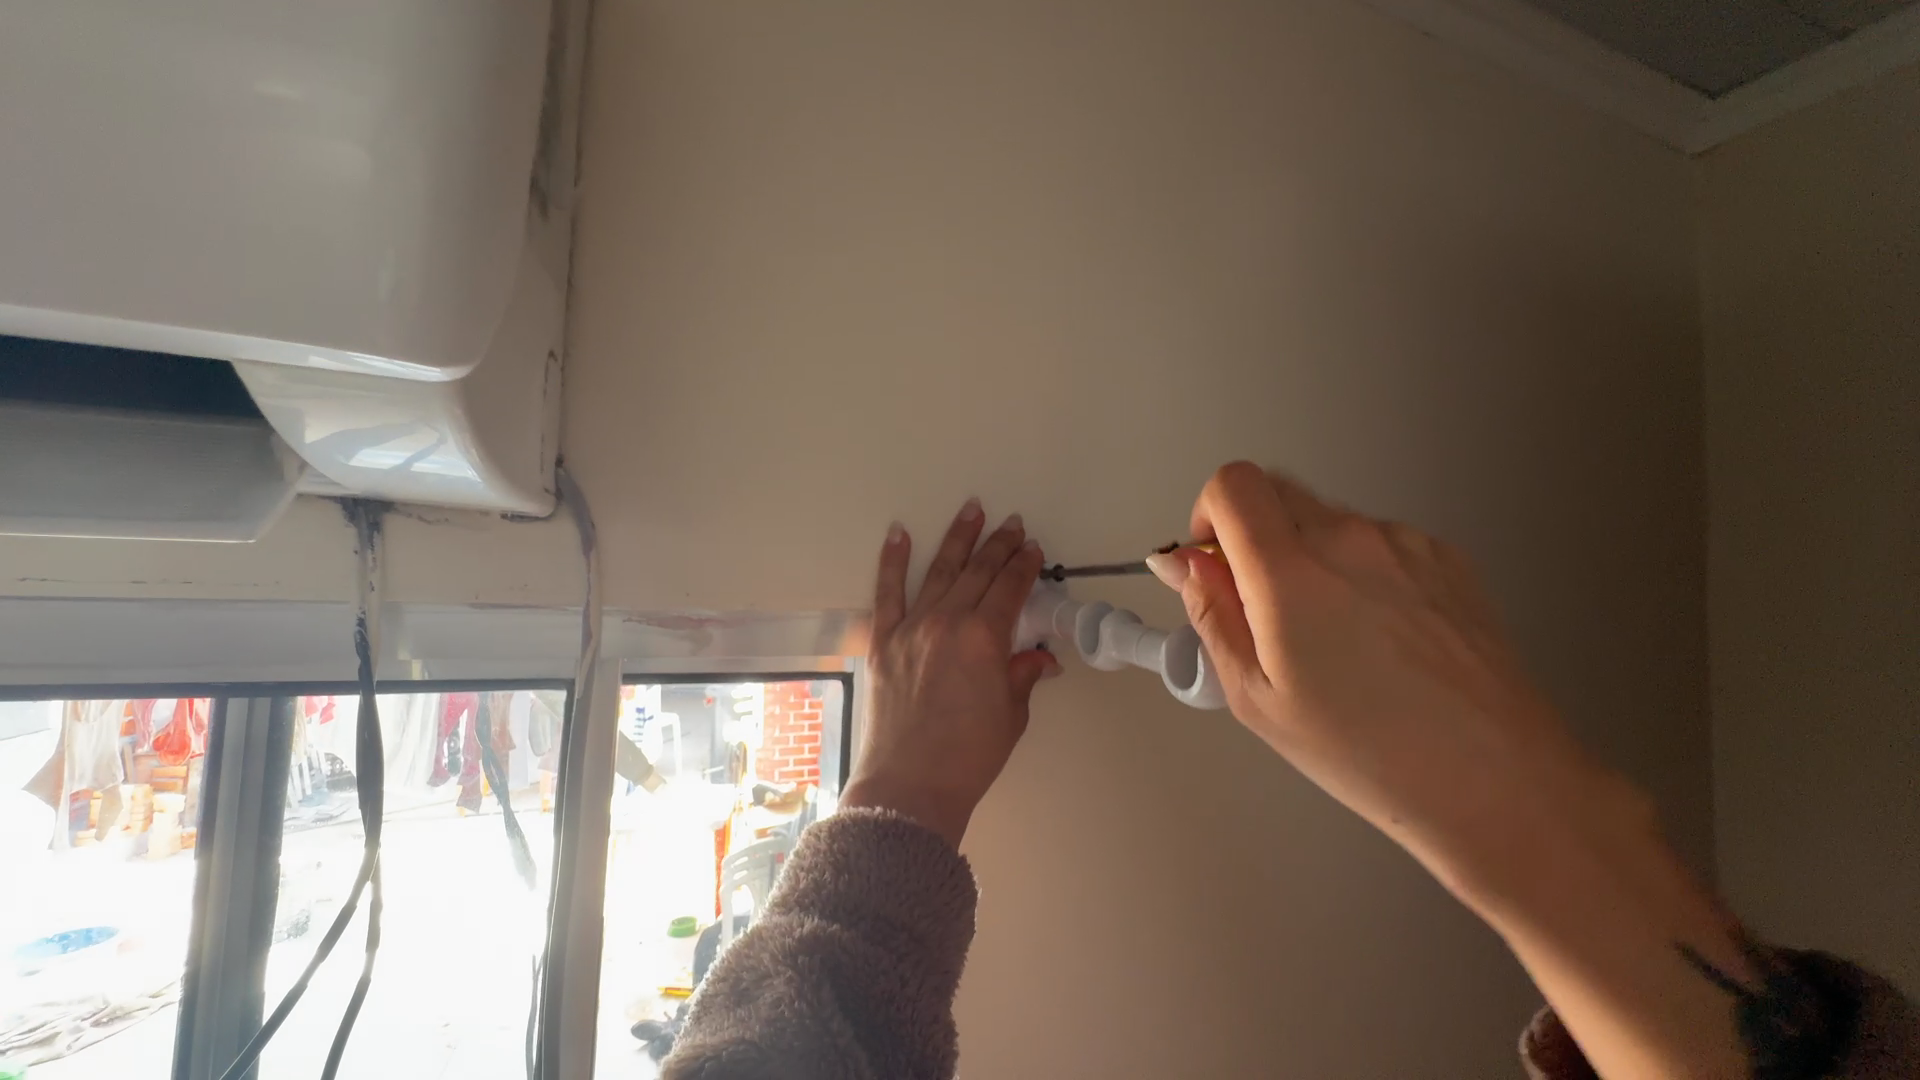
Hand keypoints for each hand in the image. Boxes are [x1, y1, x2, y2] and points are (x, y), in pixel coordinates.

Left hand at [842, 500, 1060, 847]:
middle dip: (999, 544)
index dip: (1025, 565)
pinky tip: (899, 534)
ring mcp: (911, 628)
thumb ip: (1022, 675)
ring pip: (939, 571)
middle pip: (979, 571)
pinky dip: (892, 561)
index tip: (1034, 549)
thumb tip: (1040, 658)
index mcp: (985, 638)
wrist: (911, 787)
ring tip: (971, 510)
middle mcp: (947, 621)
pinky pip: (887, 592)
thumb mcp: (1011, 714)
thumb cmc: (970, 755)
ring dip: (957, 539)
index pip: (1011, 588)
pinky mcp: (881, 641)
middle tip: (1012, 524)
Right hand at [1155, 463, 1760, 1078]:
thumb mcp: (1255, 698)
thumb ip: (1209, 616)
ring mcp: (1410, 549)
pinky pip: (1376, 543)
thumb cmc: (1367, 759)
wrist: (1506, 794)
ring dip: (1304, 562)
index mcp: (1298, 574)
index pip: (1233, 485)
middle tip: (1258, 613)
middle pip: (1277, 494)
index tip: (1209, 566)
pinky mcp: (1449, 565)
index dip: (1207, 515)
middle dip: (1249, 540)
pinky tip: (1377, 644)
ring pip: (1327, 518)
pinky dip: (1354, 573)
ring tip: (1327, 645)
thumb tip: (1181, 563)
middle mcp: (1356, 542)